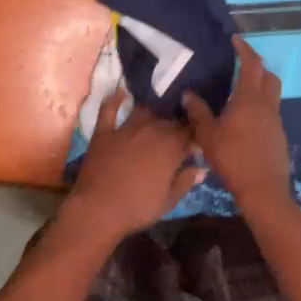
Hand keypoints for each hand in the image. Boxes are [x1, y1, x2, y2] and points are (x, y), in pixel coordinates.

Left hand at [63, 88, 204, 240]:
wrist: (98, 208)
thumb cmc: (137, 208)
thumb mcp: (168, 201)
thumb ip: (186, 181)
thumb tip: (202, 168)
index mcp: (170, 148)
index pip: (189, 133)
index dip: (195, 134)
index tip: (197, 137)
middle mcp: (150, 130)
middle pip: (168, 120)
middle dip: (176, 123)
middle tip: (179, 129)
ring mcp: (125, 128)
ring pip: (144, 110)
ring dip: (153, 111)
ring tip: (158, 112)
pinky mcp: (104, 130)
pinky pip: (109, 108)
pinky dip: (115, 99)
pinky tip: (121, 91)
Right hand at [183, 37, 291, 212]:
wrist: (263, 190)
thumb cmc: (233, 157)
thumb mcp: (208, 135)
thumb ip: (198, 112)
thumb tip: (187, 93)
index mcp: (249, 98)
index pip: (252, 64)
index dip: (244, 49)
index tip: (235, 39)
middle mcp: (266, 105)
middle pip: (269, 76)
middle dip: (257, 67)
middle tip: (240, 65)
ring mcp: (276, 121)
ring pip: (272, 95)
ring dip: (260, 87)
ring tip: (239, 93)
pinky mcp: (279, 137)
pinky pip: (271, 113)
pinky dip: (260, 108)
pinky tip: (244, 121)